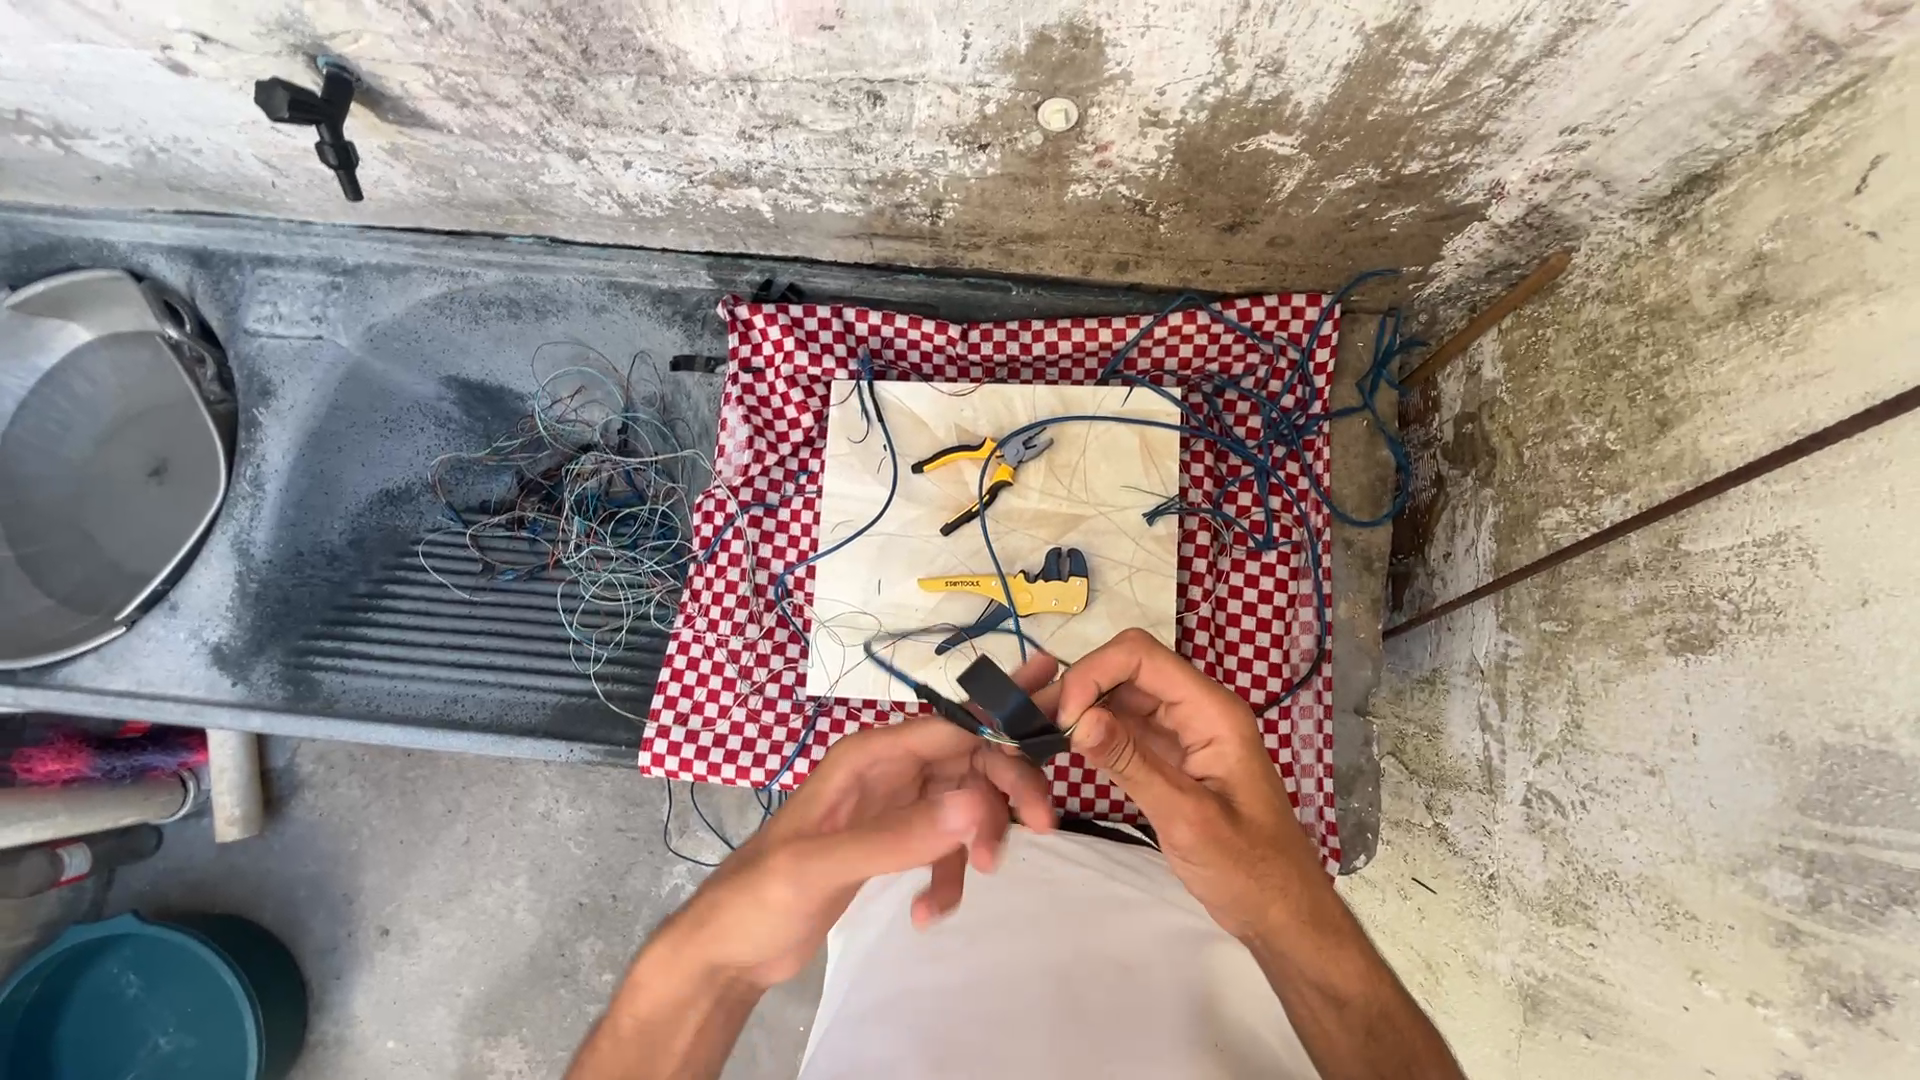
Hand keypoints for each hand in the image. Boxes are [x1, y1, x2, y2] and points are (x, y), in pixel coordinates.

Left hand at [666, 654, 1059, 987]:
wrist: (729, 948)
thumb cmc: (761, 893)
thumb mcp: (822, 865)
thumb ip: (899, 836)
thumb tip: (979, 804)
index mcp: (868, 755)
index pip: (951, 729)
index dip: (1003, 728)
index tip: (1053, 741)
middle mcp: (887, 771)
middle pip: (969, 762)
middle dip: (1004, 791)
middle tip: (1041, 825)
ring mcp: (894, 808)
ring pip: (965, 804)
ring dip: (979, 840)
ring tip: (969, 884)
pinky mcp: (895, 843)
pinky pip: (945, 846)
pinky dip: (949, 876)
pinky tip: (926, 912)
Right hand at [1052, 628, 1322, 938]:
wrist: (1280, 914)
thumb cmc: (1249, 869)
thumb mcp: (1188, 818)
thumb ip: (1133, 765)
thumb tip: (1079, 719)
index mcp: (1211, 711)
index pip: (1141, 656)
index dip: (1093, 673)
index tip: (1061, 717)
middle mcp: (1193, 709)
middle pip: (1123, 670)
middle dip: (1077, 688)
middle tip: (1032, 726)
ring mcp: (1178, 731)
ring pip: (1116, 697)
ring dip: (1076, 710)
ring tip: (1034, 736)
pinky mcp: (1164, 755)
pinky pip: (1119, 728)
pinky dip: (1087, 733)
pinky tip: (1058, 750)